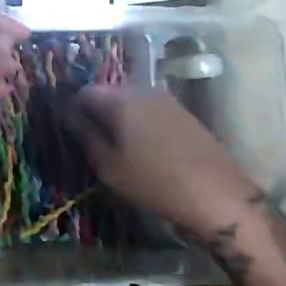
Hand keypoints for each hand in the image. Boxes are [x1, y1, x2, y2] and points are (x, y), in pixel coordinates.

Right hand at [68, 85, 261, 241]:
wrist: (218, 196)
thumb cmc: (155, 183)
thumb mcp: (109, 167)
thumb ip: (85, 136)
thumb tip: (66, 115)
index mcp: (121, 99)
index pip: (84, 91)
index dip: (71, 109)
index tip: (68, 132)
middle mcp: (144, 90)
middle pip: (109, 93)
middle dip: (95, 112)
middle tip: (89, 143)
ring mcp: (168, 100)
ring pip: (131, 101)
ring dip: (118, 118)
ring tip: (114, 148)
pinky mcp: (184, 113)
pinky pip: (150, 110)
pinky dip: (139, 123)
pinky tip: (141, 148)